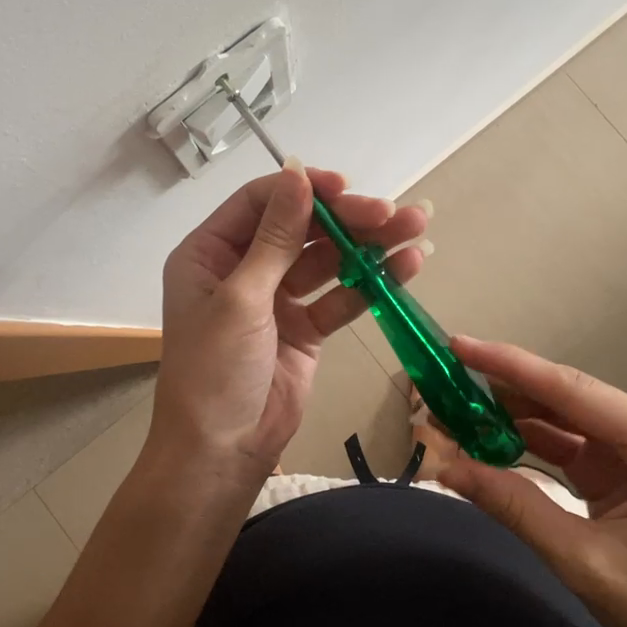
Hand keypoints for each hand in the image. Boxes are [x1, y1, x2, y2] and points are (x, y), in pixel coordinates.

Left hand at [153, 159, 429, 477]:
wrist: (221, 453)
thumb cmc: (215, 371)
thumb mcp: (240, 299)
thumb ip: (275, 238)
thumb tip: (295, 173)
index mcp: (210, 253)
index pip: (260, 204)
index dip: (303, 190)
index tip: (345, 188)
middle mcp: (242, 269)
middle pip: (300, 228)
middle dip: (347, 218)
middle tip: (394, 214)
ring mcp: (277, 299)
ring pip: (327, 260)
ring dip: (369, 246)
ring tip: (416, 229)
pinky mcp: (305, 329)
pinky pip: (340, 297)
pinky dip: (370, 284)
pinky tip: (406, 267)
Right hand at [434, 336, 626, 626]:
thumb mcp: (580, 557)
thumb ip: (514, 505)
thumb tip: (444, 466)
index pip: (572, 391)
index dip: (510, 365)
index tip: (457, 345)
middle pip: (565, 397)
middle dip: (502, 388)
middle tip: (443, 378)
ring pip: (561, 417)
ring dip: (509, 414)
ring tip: (452, 407)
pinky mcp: (622, 471)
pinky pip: (566, 444)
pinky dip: (524, 441)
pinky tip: (484, 437)